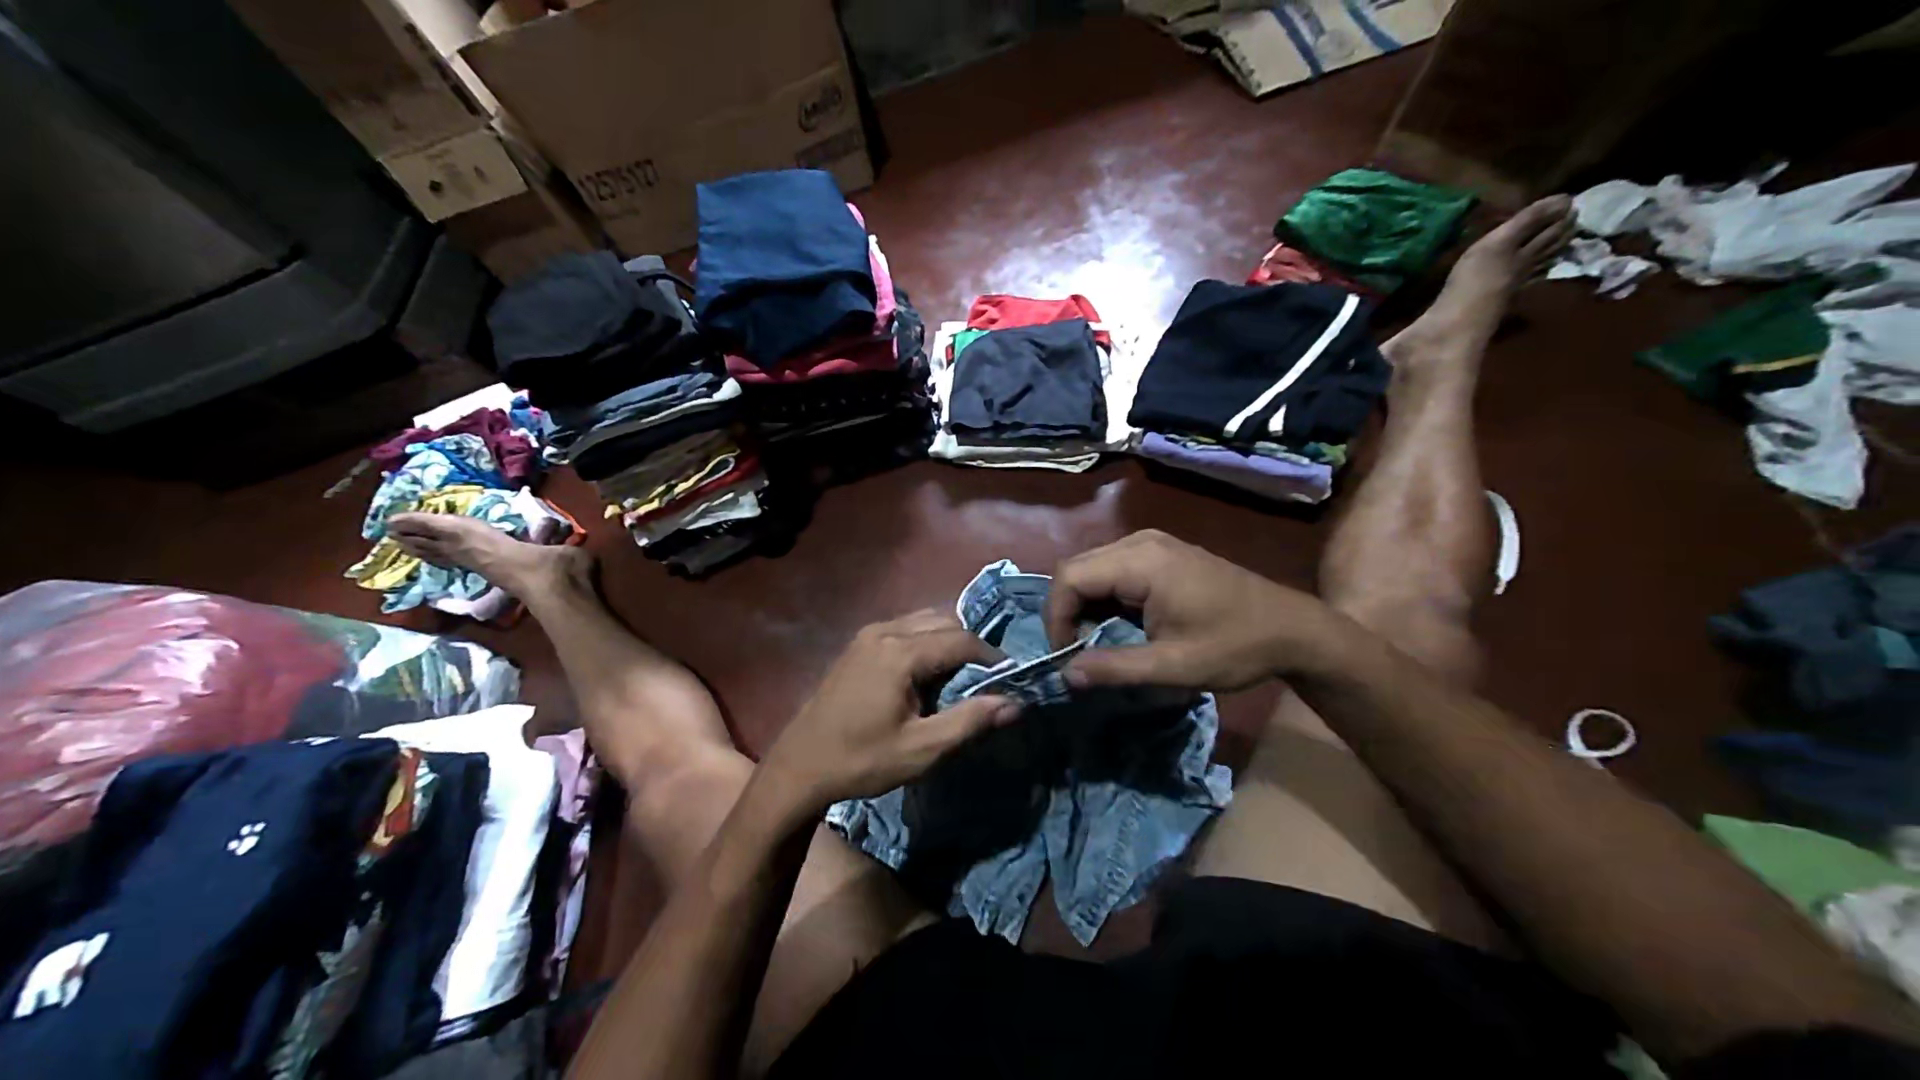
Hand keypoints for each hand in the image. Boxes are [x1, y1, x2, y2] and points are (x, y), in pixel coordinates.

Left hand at [760, 609, 1021, 807]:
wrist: (800, 766)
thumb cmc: (862, 760)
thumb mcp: (922, 749)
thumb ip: (969, 721)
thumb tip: (1014, 703)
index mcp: (900, 653)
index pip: (961, 640)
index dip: (991, 656)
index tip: (1009, 678)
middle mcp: (884, 631)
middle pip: (943, 621)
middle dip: (969, 645)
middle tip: (984, 679)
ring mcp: (868, 634)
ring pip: (924, 621)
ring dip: (947, 641)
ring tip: (958, 678)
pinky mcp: (858, 644)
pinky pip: (905, 629)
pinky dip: (926, 642)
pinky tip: (926, 675)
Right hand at [1045, 530, 1339, 691]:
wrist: (1293, 630)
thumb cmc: (1235, 647)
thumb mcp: (1173, 667)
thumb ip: (1114, 669)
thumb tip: (1065, 674)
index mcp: (1142, 562)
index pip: (1069, 578)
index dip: (1057, 618)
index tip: (1068, 657)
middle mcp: (1141, 542)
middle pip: (1076, 568)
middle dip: (1067, 611)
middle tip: (1077, 652)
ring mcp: (1152, 544)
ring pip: (1092, 568)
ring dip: (1084, 605)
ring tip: (1096, 642)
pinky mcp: (1161, 553)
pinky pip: (1113, 569)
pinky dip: (1104, 598)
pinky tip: (1119, 625)